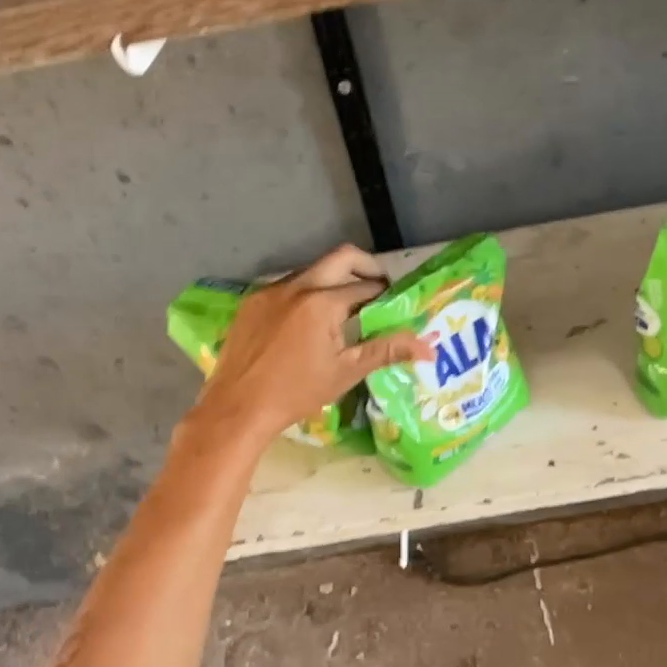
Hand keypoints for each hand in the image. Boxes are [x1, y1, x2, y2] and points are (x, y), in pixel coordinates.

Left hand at [187, 244, 432, 449]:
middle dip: (365, 268)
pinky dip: (306, 293)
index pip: (366, 286)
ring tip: (345, 309)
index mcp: (322, 302)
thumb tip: (429, 347)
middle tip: (378, 289)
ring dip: (333, 281)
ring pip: (312, 271)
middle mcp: (296, 286)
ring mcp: (270, 291)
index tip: (395, 303)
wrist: (237, 407)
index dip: (386, 293)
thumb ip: (387, 350)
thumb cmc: (296, 393)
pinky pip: (287, 286)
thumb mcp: (346, 372)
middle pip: (340, 258)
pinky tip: (309, 322)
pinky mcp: (252, 302)